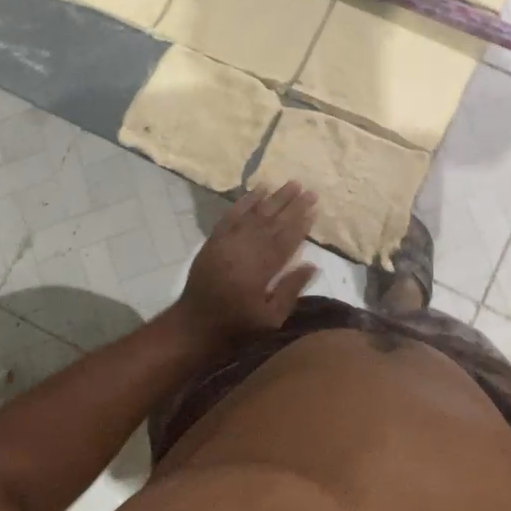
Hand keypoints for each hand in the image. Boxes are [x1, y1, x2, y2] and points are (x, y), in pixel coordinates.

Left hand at [172, 183, 318, 346]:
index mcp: (262, 269)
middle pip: (273, 222)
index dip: (301, 223)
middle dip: (292, 205)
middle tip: (309, 190)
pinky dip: (245, 201)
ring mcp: (228, 242)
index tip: (314, 208)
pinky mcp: (215, 239)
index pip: (286, 240)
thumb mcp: (271, 318)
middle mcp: (245, 249)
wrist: (196, 325)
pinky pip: (232, 215)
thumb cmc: (237, 326)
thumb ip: (290, 289)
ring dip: (274, 198)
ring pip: (255, 214)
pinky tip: (258, 191)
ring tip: (291, 183)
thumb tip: (312, 264)